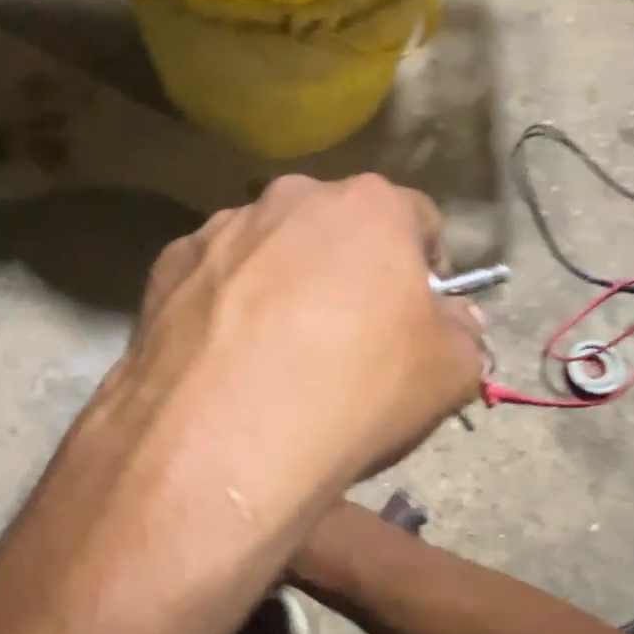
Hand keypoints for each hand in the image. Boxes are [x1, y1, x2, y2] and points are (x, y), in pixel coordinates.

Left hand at [106, 174, 484, 504]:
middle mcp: (292, 196)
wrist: (221, 437)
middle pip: (337, 227)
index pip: (417, 218)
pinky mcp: (171, 262)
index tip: (420, 315)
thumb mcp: (450, 373)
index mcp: (369, 204)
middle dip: (350, 269)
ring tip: (276, 353)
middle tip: (349, 336)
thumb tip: (454, 318)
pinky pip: (215, 275)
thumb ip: (463, 331)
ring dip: (283, 281)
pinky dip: (226, 302)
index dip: (427, 268)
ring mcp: (223, 226)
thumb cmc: (355, 390)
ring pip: (271, 246)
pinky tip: (225, 358)